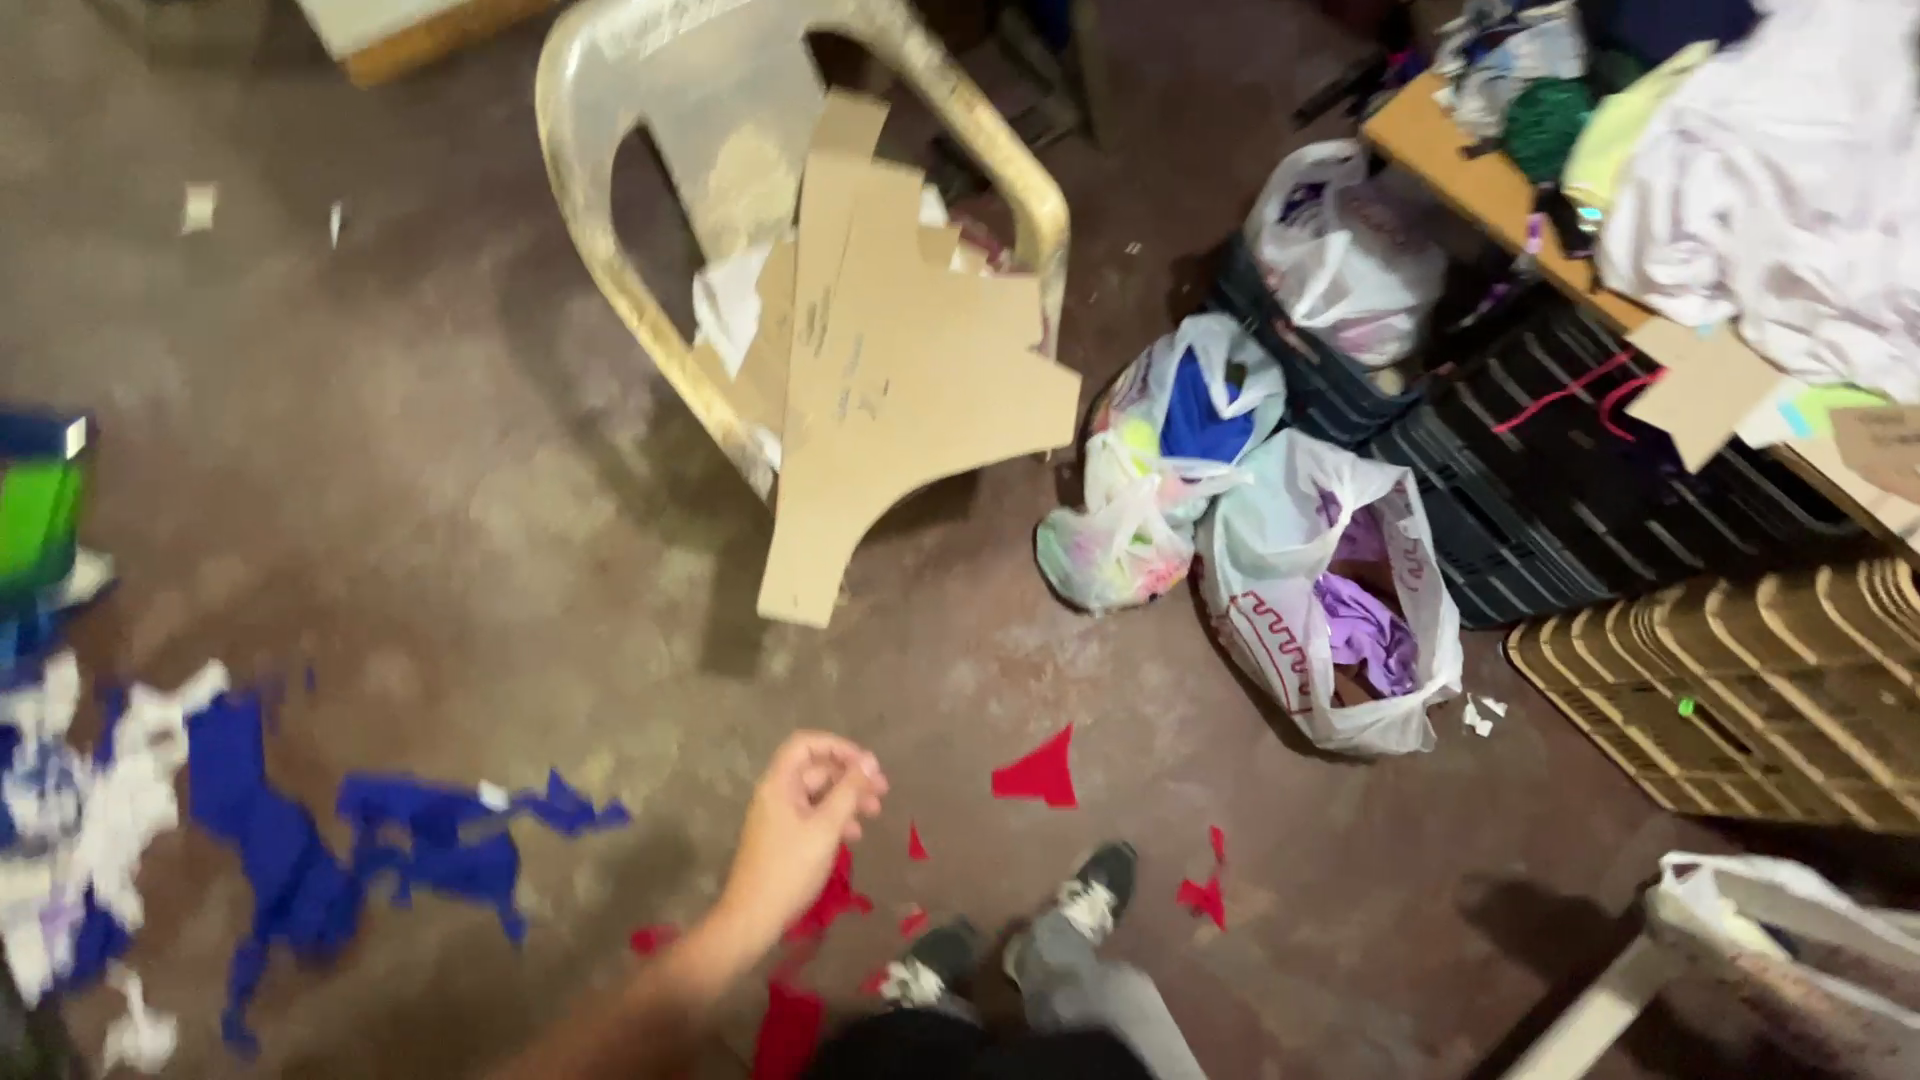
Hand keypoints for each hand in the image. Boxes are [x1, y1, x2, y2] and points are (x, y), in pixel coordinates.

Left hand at [710, 731, 887, 950]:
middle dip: (851, 777)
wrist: (752, 918)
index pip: (807, 744)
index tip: (866, 764)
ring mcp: (779, 815)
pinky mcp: (784, 836)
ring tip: (874, 814)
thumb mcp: (826, 827)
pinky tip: (854, 836)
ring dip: (847, 799)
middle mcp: (777, 792)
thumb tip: (870, 760)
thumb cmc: (790, 868)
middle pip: (817, 769)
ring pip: (819, 794)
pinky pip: (813, 815)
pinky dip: (835, 818)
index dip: (838, 747)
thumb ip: (849, 790)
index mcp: (780, 783)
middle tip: (882, 792)